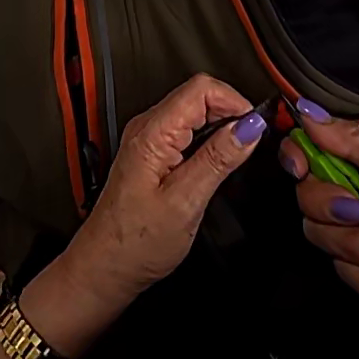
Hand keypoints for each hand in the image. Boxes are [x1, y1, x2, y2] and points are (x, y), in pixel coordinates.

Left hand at [25, 75, 266, 354]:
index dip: (235, 101)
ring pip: (196, 110)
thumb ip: (219, 159)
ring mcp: (149, 138)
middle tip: (250, 143)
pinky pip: (188, 128)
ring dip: (223, 125)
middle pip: (200, 94)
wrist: (104, 269)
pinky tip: (217, 161)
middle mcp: (147, 128)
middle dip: (232, 112)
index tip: (255, 126)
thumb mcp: (186, 201)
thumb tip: (250, 127)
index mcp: (152, 134)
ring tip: (236, 155)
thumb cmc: (134, 244)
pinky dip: (210, 137)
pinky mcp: (154, 151)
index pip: (201, 89)